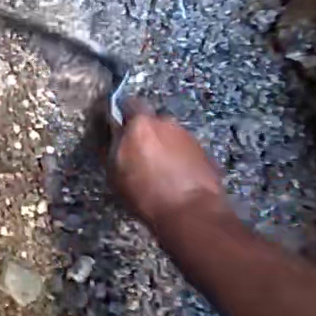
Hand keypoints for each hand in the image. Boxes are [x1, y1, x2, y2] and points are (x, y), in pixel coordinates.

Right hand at [110, 108, 224, 225]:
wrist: (192, 213)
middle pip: (150, 121)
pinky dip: (178, 159)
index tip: (117, 130)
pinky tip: (175, 179)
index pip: (126, 103)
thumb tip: (112, 133)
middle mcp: (166, 122)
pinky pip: (184, 150)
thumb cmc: (147, 193)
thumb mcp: (115, 173)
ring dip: (163, 147)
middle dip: (144, 133)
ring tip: (159, 172)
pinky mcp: (204, 152)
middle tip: (137, 155)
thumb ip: (111, 146)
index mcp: (141, 123)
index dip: (121, 116)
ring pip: (168, 136)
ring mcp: (188, 136)